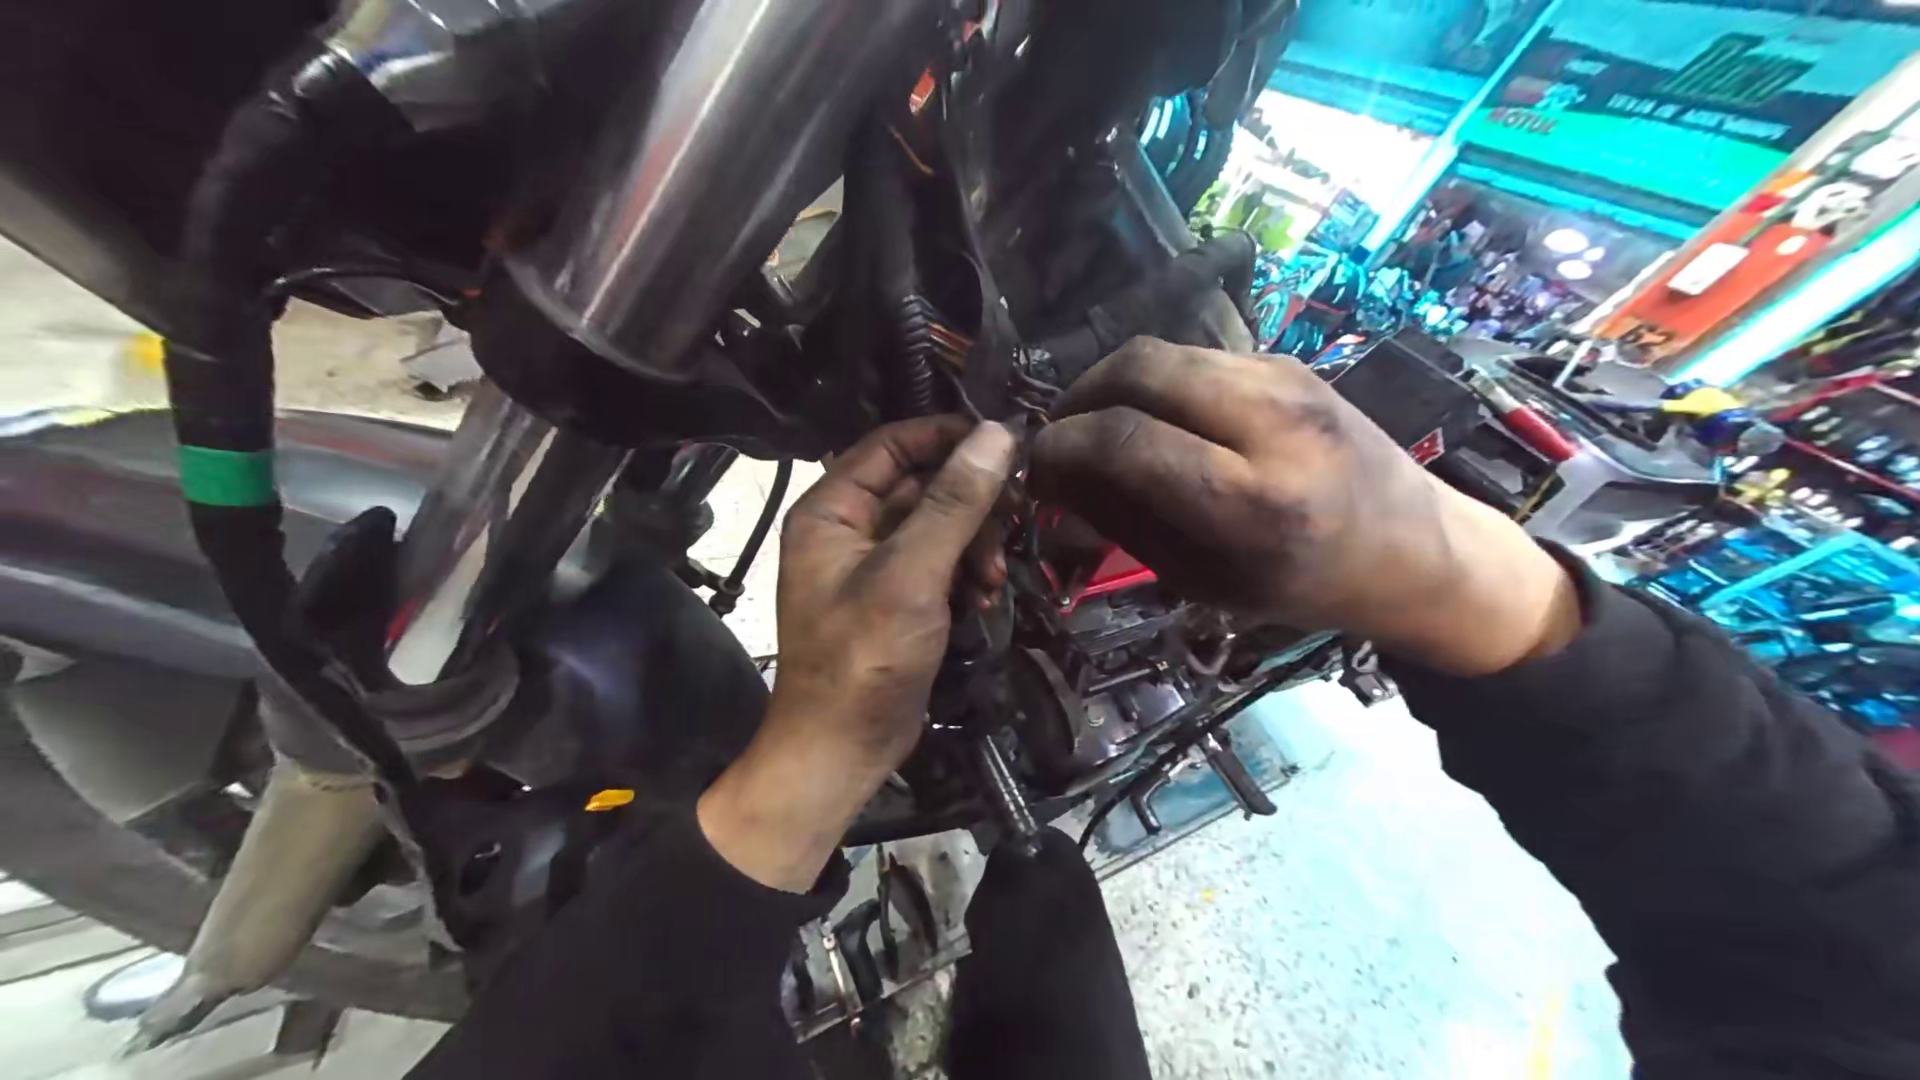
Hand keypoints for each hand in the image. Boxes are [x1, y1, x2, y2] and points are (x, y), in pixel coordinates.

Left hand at [699, 416, 1016, 890]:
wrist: (842, 749)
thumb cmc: (864, 657)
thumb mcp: (911, 573)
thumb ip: (953, 503)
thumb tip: (996, 434)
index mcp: (832, 510)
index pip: (891, 445)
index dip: (945, 436)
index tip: (1002, 442)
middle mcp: (850, 530)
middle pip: (922, 487)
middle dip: (971, 505)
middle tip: (1015, 518)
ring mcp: (876, 566)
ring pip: (938, 528)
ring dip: (974, 546)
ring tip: (993, 579)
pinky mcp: (899, 599)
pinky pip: (940, 565)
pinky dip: (966, 576)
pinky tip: (983, 600)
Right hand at [1029, 338, 1578, 675]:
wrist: (1414, 548)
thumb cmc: (1300, 587)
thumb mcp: (1200, 579)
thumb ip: (1122, 523)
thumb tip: (1054, 481)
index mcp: (1251, 502)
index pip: (1124, 441)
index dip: (1060, 449)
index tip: (1036, 470)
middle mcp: (1270, 424)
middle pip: (1136, 370)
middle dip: (1075, 400)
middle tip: (1058, 439)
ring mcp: (1284, 380)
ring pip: (1159, 351)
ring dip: (1106, 385)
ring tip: (1093, 426)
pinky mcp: (1288, 361)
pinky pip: (1191, 356)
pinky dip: (1149, 383)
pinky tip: (1147, 417)